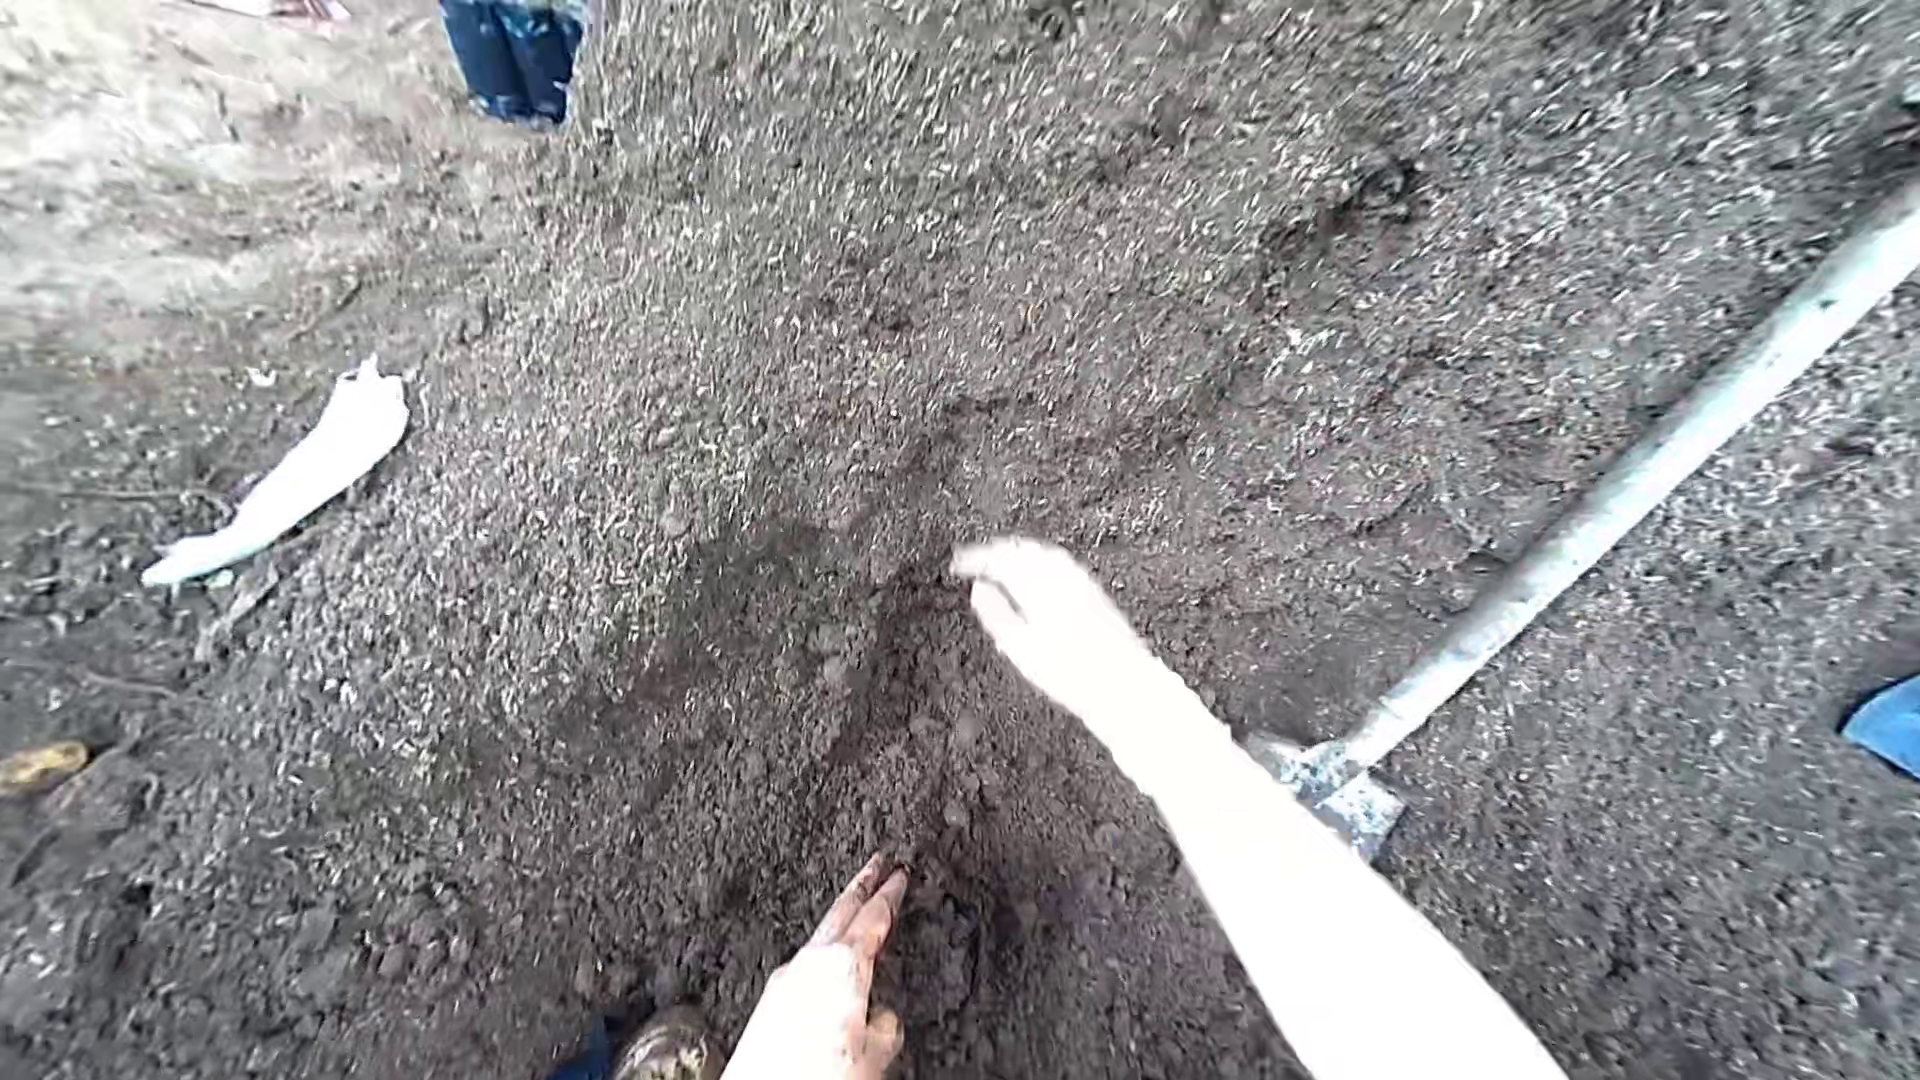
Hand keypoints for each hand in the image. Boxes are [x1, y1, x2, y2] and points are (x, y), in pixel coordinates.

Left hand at [723, 854, 908, 1079]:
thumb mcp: (872, 1060)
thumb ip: (885, 1029)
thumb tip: (883, 1019)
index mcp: (843, 965)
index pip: (874, 915)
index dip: (891, 892)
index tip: (900, 874)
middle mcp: (812, 961)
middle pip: (843, 909)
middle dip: (863, 882)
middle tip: (878, 862)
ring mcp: (786, 978)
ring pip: (822, 933)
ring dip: (842, 916)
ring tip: (856, 907)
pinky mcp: (769, 1003)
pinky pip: (805, 961)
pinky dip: (823, 949)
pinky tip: (825, 966)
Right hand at [951, 537, 1192, 770]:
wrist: (1122, 685)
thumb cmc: (1072, 675)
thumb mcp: (1021, 649)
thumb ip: (996, 614)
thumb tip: (980, 589)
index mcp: (1040, 586)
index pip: (1000, 559)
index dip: (974, 558)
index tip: (957, 564)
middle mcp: (1061, 576)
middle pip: (1022, 549)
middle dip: (994, 549)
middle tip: (973, 559)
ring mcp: (1079, 580)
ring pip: (1041, 551)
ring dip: (1016, 550)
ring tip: (998, 560)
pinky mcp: (1092, 589)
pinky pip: (1058, 560)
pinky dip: (1037, 557)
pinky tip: (1034, 570)